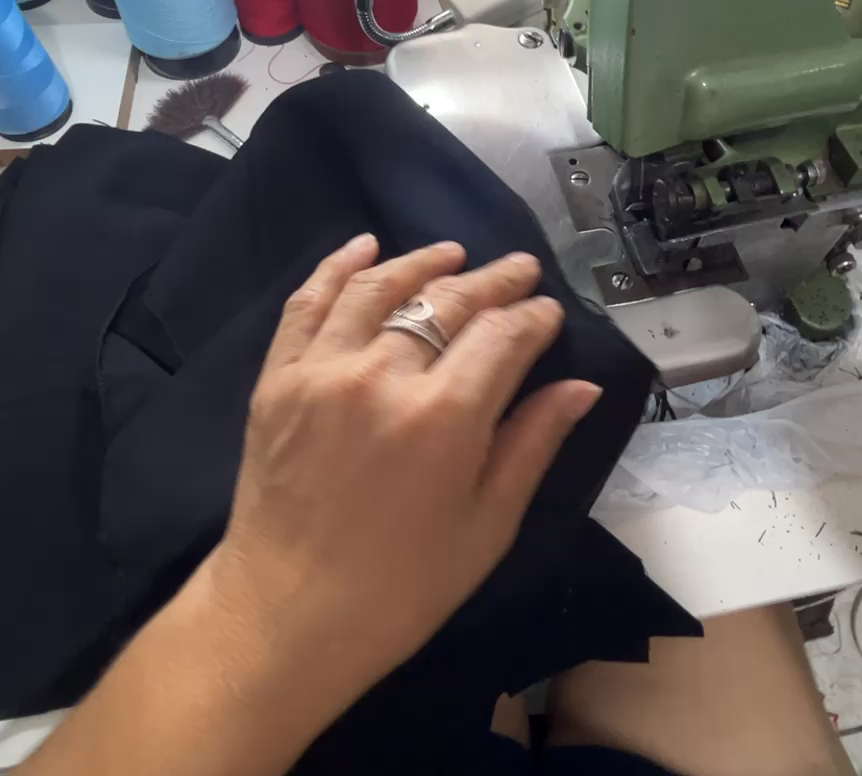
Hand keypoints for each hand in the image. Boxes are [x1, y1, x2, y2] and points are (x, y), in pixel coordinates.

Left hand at [208, 233, 601, 694]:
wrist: (285, 615)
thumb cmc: (401, 586)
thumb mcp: (486, 525)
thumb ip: (533, 443)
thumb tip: (582, 387)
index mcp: (444, 417)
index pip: (503, 336)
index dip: (534, 317)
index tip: (549, 313)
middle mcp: (383, 375)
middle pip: (449, 301)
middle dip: (494, 281)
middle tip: (519, 270)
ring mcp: (322, 369)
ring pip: (381, 287)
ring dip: (424, 263)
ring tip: (454, 254)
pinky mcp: (278, 375)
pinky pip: (309, 302)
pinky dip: (338, 268)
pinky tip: (364, 247)